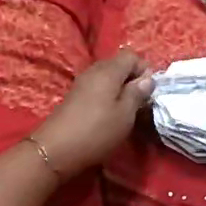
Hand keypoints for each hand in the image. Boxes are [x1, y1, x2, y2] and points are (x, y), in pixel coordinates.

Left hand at [29, 51, 152, 176]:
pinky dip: (106, 95)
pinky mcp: (74, 96)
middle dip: (132, 79)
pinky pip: (96, 87)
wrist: (56, 149)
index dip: (144, 69)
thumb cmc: (97, 131)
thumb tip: (148, 78)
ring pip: (107, 77)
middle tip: (139, 101)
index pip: (131, 56)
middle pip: (118, 64)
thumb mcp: (125, 115)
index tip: (149, 91)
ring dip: (119, 88)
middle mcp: (93, 70)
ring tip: (126, 110)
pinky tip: (108, 113)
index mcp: (109, 70)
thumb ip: (137, 93)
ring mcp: (81, 83)